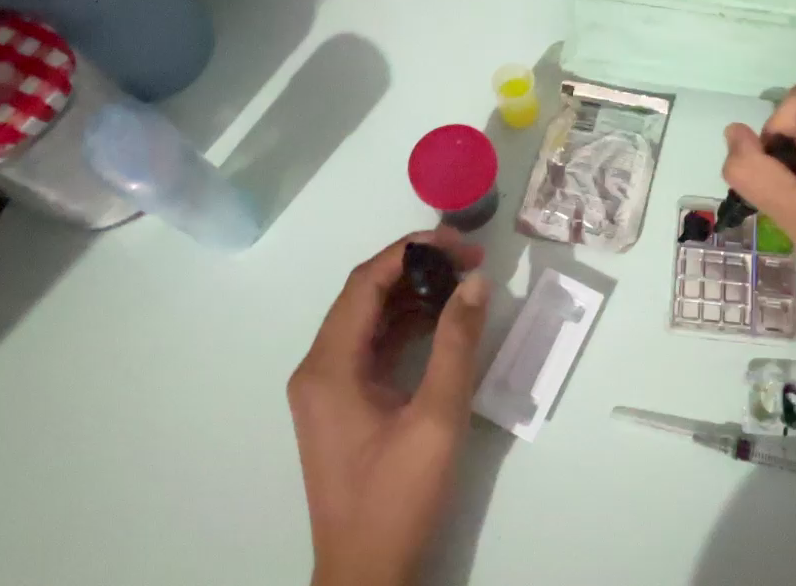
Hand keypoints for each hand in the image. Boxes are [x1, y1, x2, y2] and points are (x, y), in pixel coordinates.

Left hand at [288, 229, 489, 585]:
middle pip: (364, 295)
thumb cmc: (397, 498)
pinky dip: (406, 325)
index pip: (365, 283)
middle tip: (468, 259)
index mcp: (328, 367)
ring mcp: (328, 388)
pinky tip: (442, 321)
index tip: (459, 242)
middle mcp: (319, 368)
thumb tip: (476, 281)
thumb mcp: (437, 418)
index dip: (411, 251)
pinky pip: (373, 346)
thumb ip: (456, 344)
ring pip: (369, 318)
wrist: (366, 574)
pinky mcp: (343, 404)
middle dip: (416, 268)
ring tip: (462, 283)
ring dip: (413, 295)